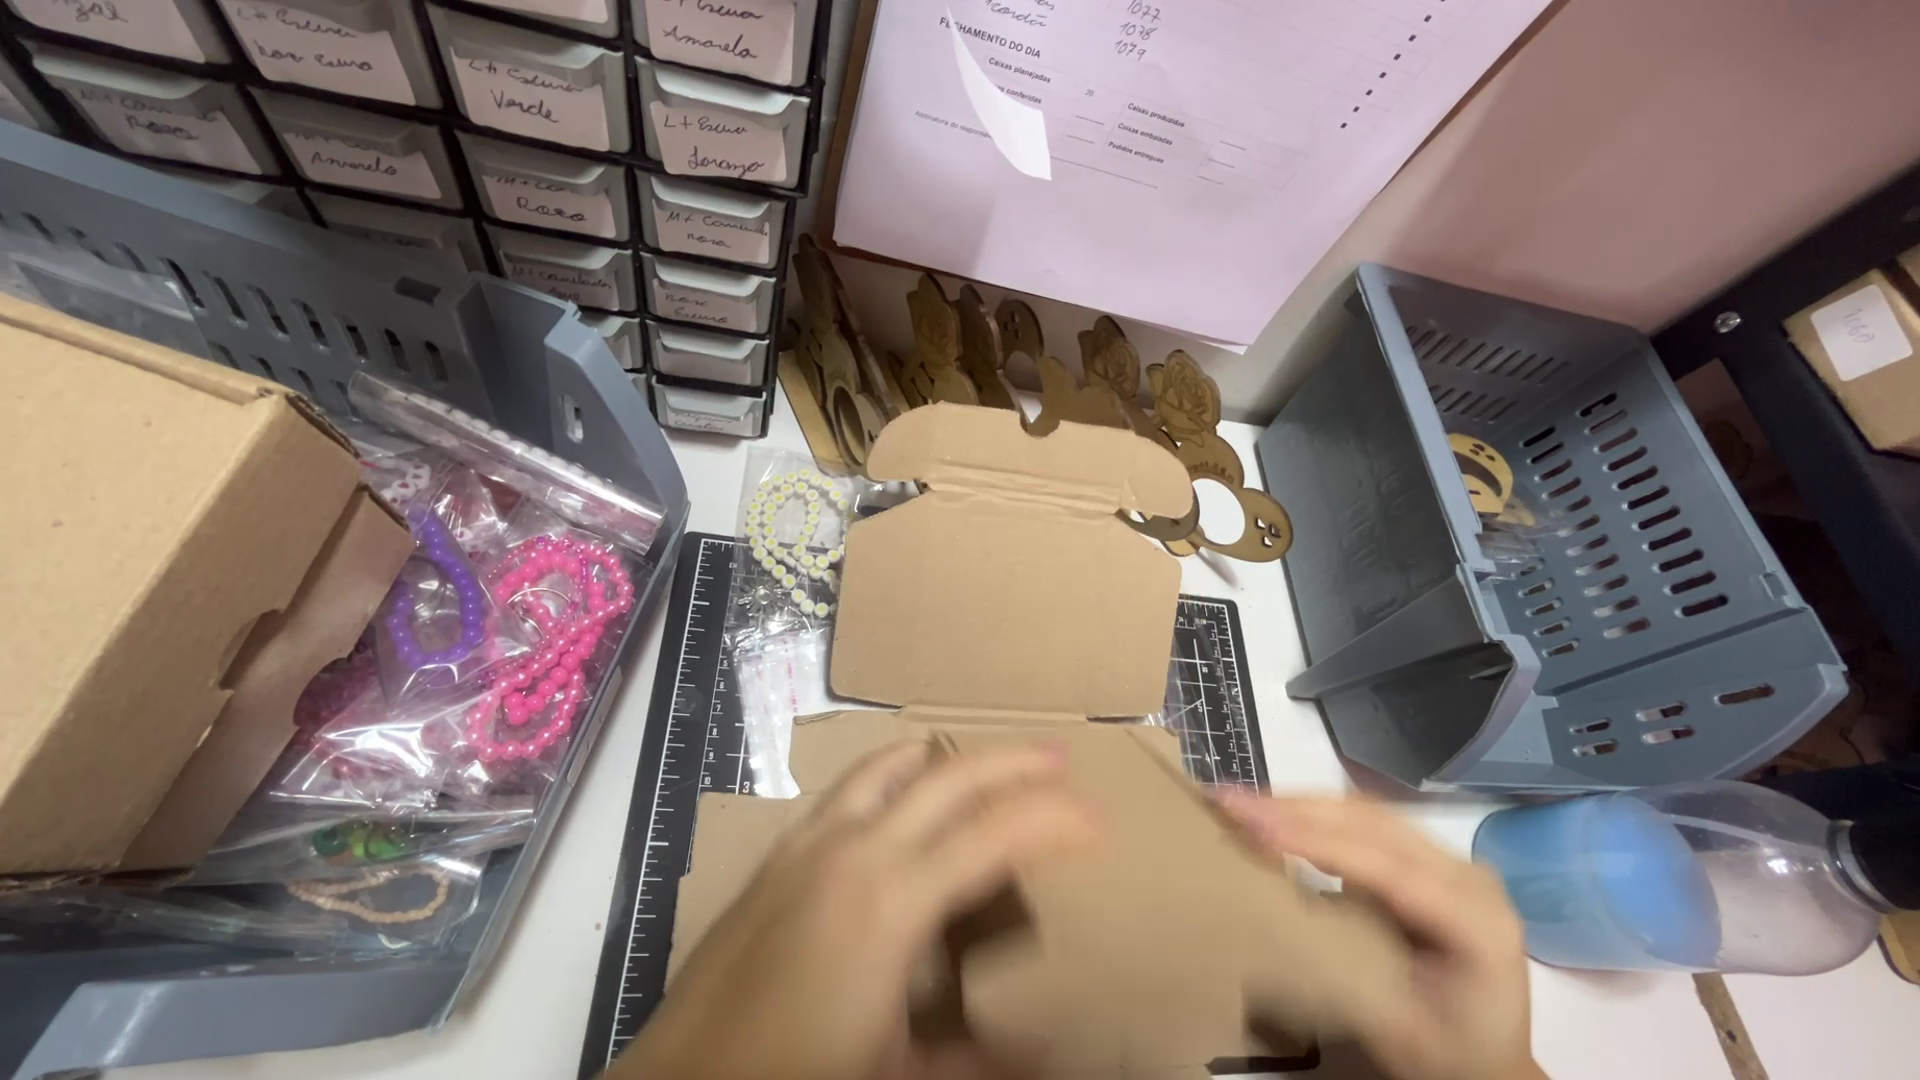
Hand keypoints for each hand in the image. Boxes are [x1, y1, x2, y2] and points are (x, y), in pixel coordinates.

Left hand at [612, 738, 1102, 1079]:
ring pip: (889, 765)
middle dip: (1010, 761)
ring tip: (985, 766)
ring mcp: (806, 844)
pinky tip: (904, 800)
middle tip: (1058, 762)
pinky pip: (849, 789)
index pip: (994, 835)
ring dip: (946, 757)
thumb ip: (977, 1058)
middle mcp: (851, 851)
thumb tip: (1042, 1055)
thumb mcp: (900, 1078)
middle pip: (947, 776)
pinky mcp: (778, 855)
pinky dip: (892, 775)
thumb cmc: (793, 1077)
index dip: (1053, 820)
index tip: (1098, 820)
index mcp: (891, 902)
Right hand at [1217, 793, 1544, 1079]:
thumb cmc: (1447, 1055)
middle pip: (1372, 823)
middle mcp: (1466, 875)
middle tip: (1229, 801)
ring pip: (1363, 812)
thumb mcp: (1395, 1029)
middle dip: (1294, 808)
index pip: (1387, 868)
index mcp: (1476, 920)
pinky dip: (1311, 815)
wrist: (1490, 1062)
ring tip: (1238, 800)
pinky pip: (1362, 822)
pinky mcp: (1420, 857)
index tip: (1254, 829)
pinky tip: (1271, 813)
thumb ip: (1344, 970)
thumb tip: (1275, 913)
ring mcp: (1444, 860)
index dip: (1318, 842)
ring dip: (1297, 804)